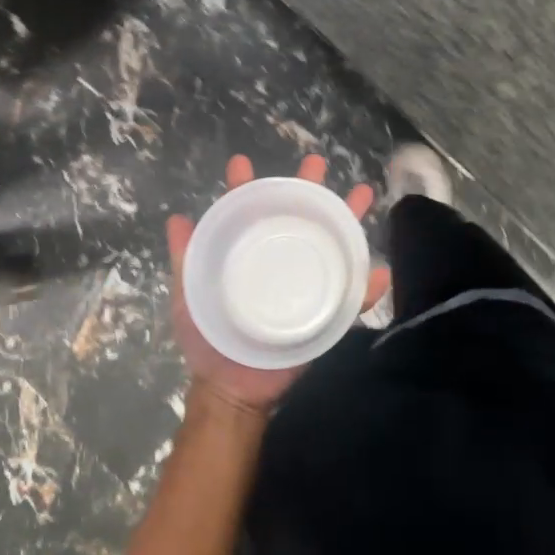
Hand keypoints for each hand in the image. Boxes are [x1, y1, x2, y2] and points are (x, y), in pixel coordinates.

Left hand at [166, 154, 389, 415]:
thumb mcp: (190, 299)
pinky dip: (367, 286)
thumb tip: (176, 218)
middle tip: (317, 163)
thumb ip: (186, 261)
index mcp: (247, 256)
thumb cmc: (209, 343)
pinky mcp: (324, 314)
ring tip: (364, 194)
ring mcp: (305, 286)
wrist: (233, 392)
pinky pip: (351, 298)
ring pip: (331, 245)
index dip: (246, 187)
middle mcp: (279, 262)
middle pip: (298, 218)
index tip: (242, 162)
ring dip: (349, 219)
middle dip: (309, 188)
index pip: (248, 214)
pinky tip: (378, 272)